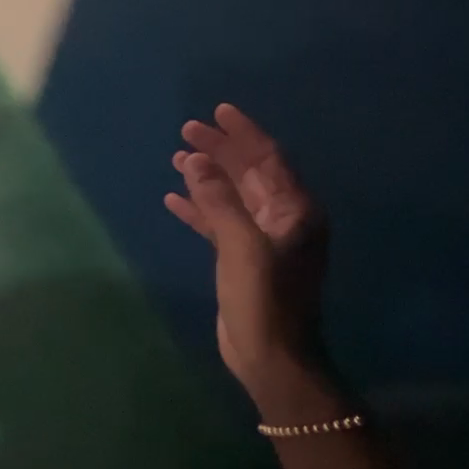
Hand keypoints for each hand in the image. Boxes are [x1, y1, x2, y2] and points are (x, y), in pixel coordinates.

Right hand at [163, 104, 330, 405]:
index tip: (218, 111)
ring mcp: (264, 240)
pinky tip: (173, 198)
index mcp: (295, 211)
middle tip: (188, 130)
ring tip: (177, 157)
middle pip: (249, 173)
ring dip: (207, 176)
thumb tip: (195, 161)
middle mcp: (284, 219)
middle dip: (220, 150)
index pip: (268, 159)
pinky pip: (220, 221)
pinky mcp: (244, 258)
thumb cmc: (264, 299)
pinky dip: (199, 207)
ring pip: (232, 195)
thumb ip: (218, 200)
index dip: (244, 133)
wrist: (271, 357)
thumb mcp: (242, 246)